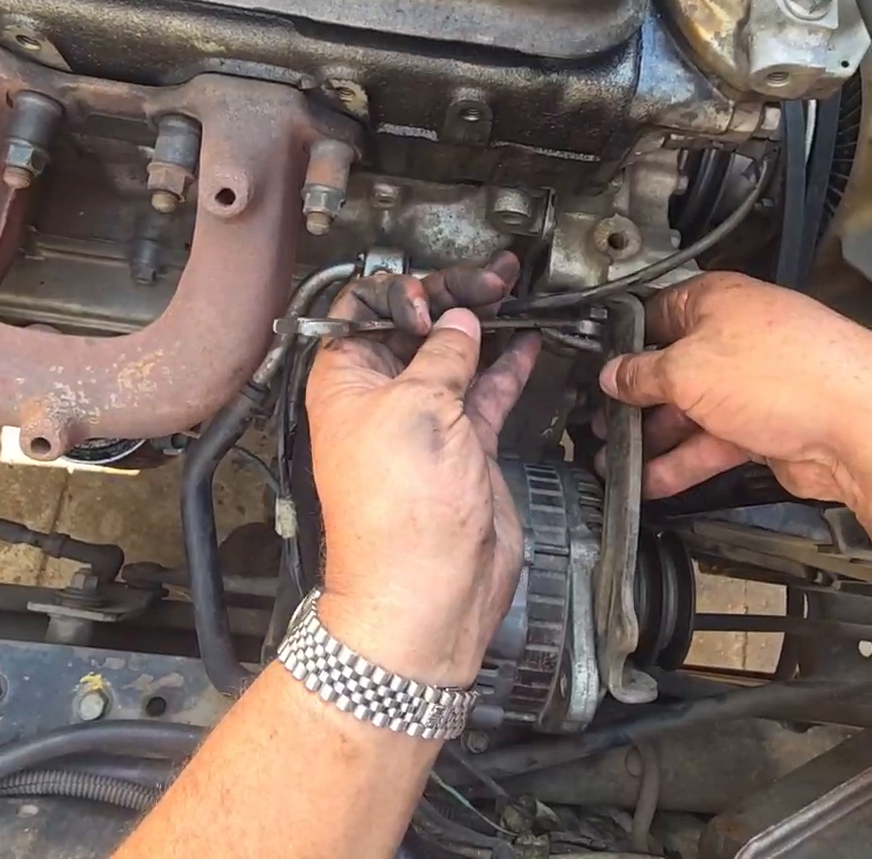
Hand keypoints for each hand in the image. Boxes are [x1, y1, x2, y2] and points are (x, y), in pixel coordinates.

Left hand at [305, 254, 541, 689]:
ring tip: (513, 294)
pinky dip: (506, 366)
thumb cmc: (399, 509)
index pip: (365, 308)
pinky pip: (484, 391)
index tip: (439, 292)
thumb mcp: (417, 408)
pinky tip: (525, 342)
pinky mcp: (462, 442)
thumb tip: (460, 321)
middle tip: (492, 279)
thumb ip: (443, 355)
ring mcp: (424, 418)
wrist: (430, 591)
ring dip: (483, 325)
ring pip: (454, 355)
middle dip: (453, 297)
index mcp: (345, 378)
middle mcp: (380, 394)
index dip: (402, 290)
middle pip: (415, 326)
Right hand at [599, 272, 871, 506]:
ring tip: (614, 462)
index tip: (594, 371)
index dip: (621, 345)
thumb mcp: (686, 369)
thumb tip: (612, 374)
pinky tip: (650, 482)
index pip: (652, 316)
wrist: (860, 428)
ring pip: (687, 412)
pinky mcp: (762, 427)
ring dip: (651, 440)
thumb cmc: (783, 374)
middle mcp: (732, 338)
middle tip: (599, 424)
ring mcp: (749, 384)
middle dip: (632, 401)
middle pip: (668, 370)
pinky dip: (681, 463)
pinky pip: (710, 443)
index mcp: (713, 302)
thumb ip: (640, 375)